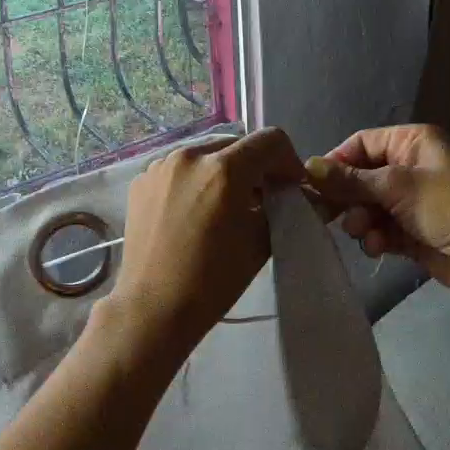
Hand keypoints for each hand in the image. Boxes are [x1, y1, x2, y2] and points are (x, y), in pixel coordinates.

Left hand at [104, 127, 305, 356]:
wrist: (152, 308)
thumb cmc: (212, 280)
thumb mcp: (259, 243)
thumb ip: (285, 210)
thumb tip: (308, 196)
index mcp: (223, 168)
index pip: (270, 140)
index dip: (289, 161)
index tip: (290, 187)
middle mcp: (189, 155)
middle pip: (236, 145)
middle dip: (255, 167)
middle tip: (261, 200)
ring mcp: (160, 166)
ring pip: (205, 155)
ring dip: (223, 172)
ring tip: (225, 207)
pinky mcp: (141, 181)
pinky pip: (178, 170)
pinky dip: (194, 182)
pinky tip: (194, 213)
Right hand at [306, 124, 449, 313]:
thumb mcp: (398, 186)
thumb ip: (350, 180)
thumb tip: (308, 167)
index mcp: (413, 143)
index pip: (362, 144)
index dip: (337, 162)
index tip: (312, 185)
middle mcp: (411, 168)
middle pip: (362, 178)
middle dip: (346, 197)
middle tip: (326, 216)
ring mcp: (414, 203)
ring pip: (369, 207)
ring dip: (361, 221)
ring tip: (363, 233)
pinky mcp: (415, 234)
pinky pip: (383, 231)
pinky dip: (376, 238)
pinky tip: (378, 248)